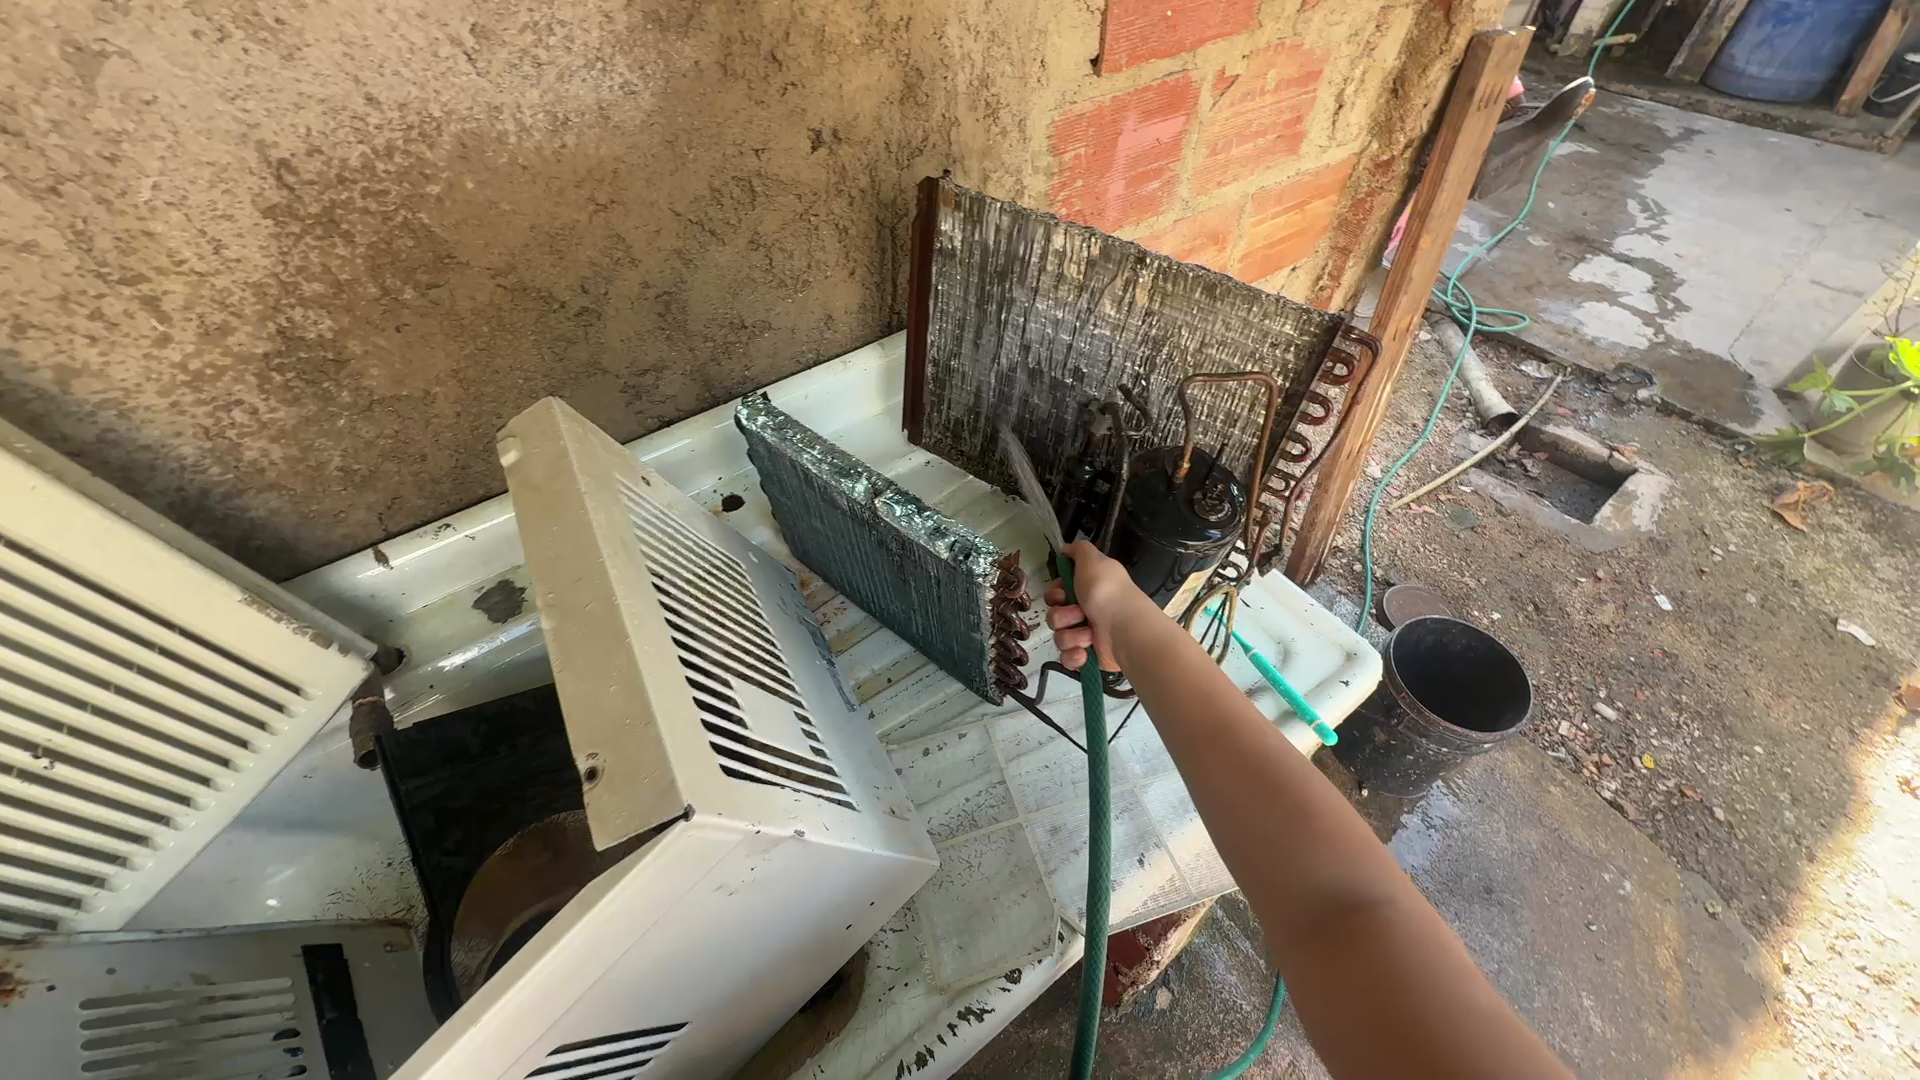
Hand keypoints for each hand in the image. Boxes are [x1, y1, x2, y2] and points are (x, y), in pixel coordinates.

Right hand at [1044, 540, 1149, 671]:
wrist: (1125, 630)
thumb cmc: (1108, 594)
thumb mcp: (1094, 561)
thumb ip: (1079, 550)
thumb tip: (1066, 548)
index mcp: (1086, 589)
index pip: (1055, 592)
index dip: (1054, 594)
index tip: (1062, 594)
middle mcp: (1085, 610)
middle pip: (1054, 614)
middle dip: (1062, 615)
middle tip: (1079, 613)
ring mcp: (1085, 634)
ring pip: (1058, 636)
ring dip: (1071, 635)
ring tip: (1089, 634)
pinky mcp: (1087, 655)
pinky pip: (1066, 657)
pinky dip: (1074, 655)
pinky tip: (1084, 651)